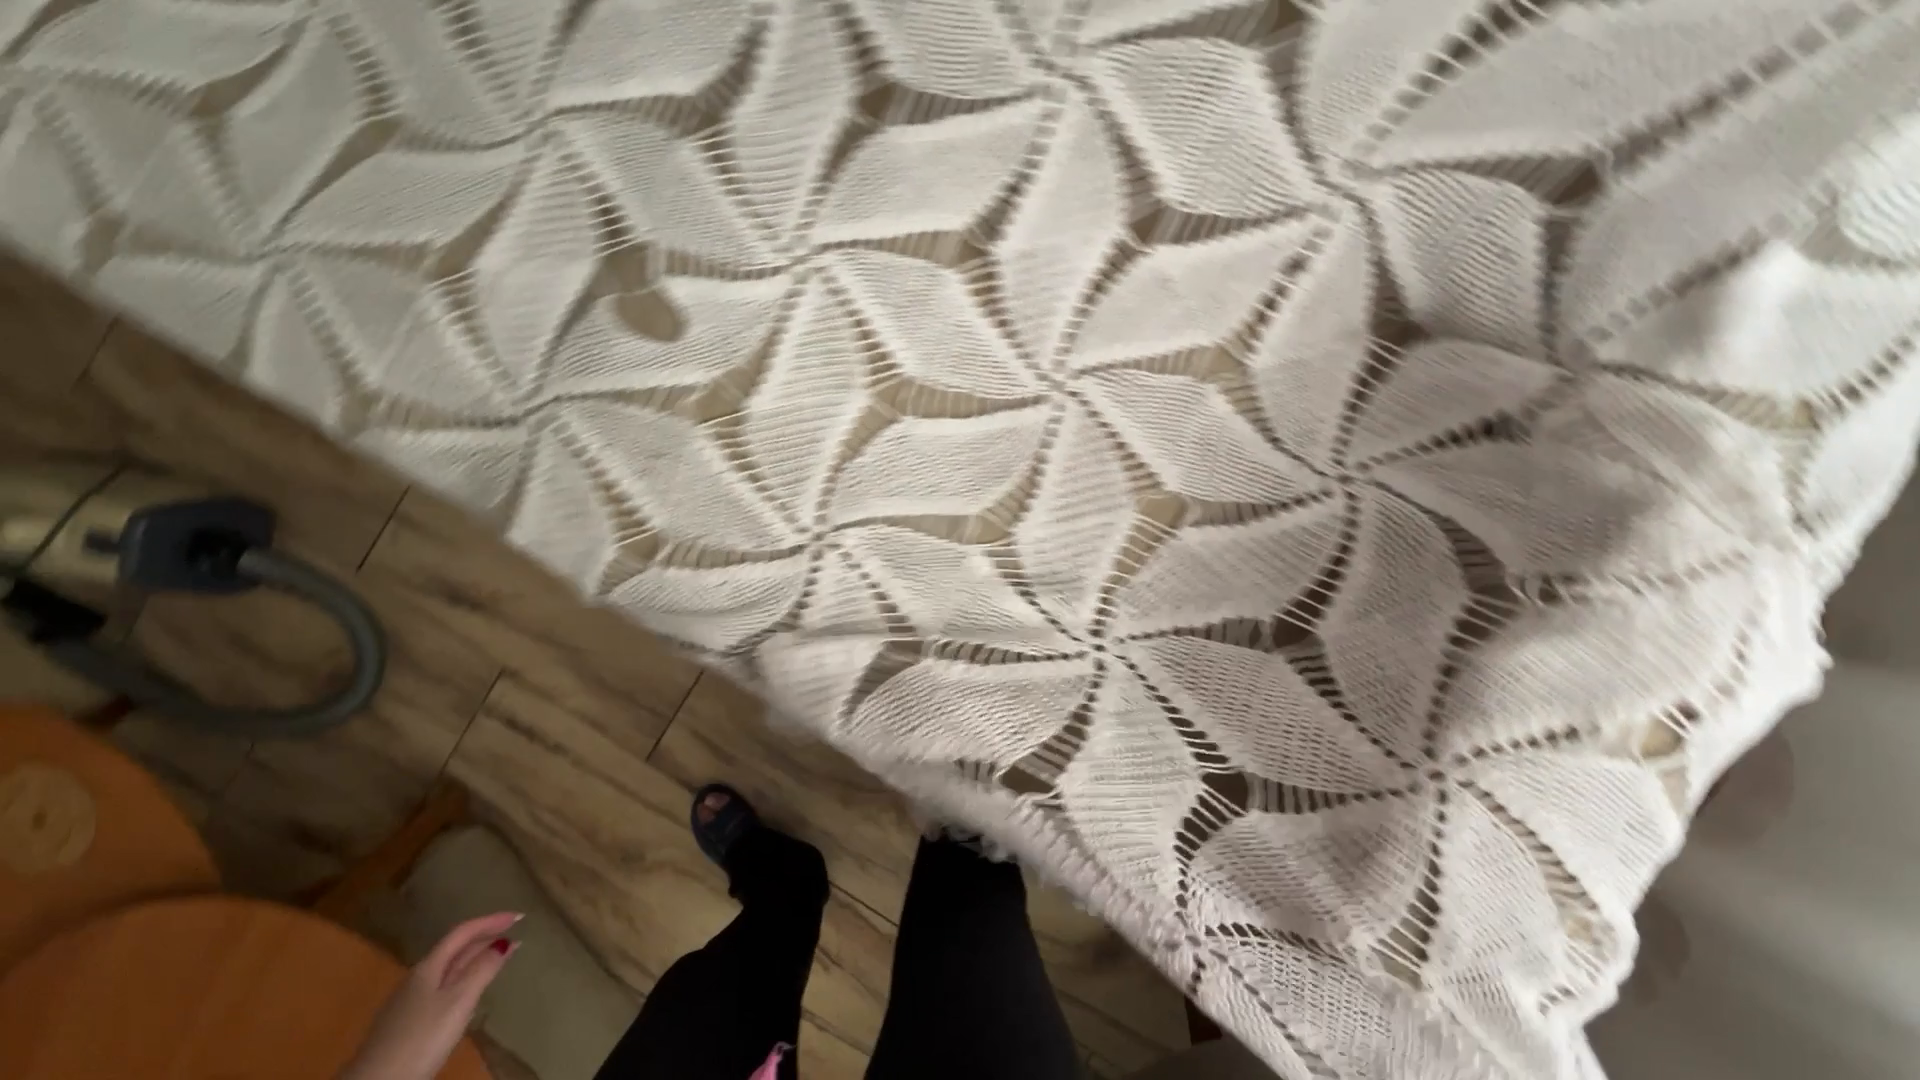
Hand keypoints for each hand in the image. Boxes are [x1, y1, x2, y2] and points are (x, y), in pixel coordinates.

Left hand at [339, 912, 522, 1079]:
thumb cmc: (421, 1038)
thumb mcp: (459, 1001)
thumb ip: (482, 970)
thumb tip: (503, 943)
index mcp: (428, 968)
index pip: (462, 933)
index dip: (491, 921)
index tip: (519, 917)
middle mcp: (416, 979)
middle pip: (454, 949)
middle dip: (485, 938)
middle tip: (514, 935)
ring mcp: (408, 1002)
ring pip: (447, 969)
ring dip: (474, 959)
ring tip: (498, 959)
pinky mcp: (406, 1024)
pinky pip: (441, 989)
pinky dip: (462, 980)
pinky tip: (468, 996)